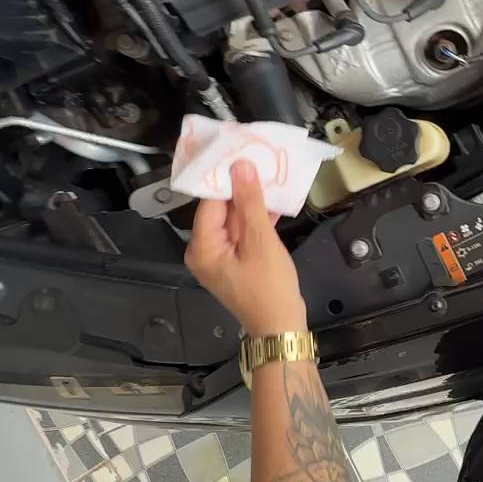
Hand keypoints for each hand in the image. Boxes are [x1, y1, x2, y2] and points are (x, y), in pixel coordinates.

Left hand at [186, 161, 307, 335]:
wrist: (281, 326)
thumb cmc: (269, 290)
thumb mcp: (261, 242)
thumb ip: (250, 203)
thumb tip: (241, 168)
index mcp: (202, 247)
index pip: (210, 202)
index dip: (226, 179)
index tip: (241, 156)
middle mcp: (204, 251)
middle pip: (220, 210)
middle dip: (240, 189)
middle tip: (258, 164)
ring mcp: (220, 257)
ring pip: (233, 220)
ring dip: (251, 204)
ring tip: (269, 181)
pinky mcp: (236, 262)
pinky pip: (242, 234)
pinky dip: (256, 221)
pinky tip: (273, 206)